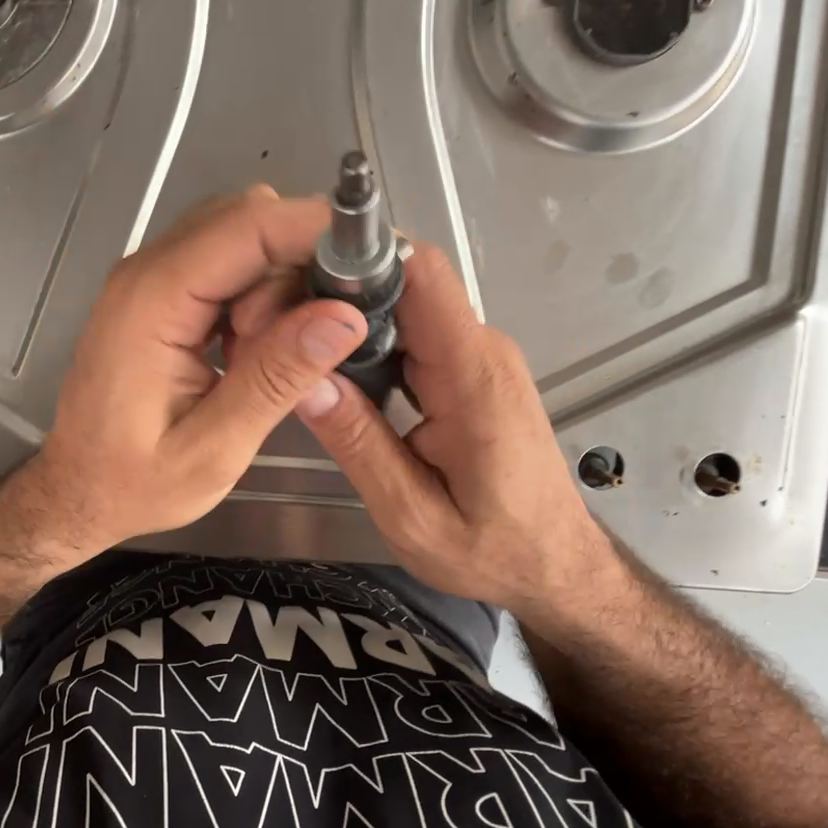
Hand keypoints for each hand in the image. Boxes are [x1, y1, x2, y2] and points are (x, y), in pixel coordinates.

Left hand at [16, 187, 368, 562]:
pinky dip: (255, 295)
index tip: (372, 258)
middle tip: (306, 339)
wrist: (78, 490)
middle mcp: (145, 274)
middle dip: (297, 263)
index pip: (245, 227)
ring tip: (265, 357)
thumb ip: (276, 379)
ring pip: (239, 237)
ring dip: (276, 284)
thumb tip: (343, 318)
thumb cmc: (131, 483)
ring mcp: (149, 280)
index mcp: (151, 302)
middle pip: (245, 219)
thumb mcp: (213, 448)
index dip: (315, 229)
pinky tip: (250, 349)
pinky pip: (223, 265)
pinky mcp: (159, 295)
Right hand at [295, 242, 616, 612]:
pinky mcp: (469, 372)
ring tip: (291, 352)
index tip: (294, 279)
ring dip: (346, 323)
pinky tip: (331, 375)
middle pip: (403, 285)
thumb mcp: (413, 515)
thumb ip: (360, 447)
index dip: (358, 261)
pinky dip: (367, 347)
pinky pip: (411, 337)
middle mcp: (480, 351)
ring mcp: (477, 358)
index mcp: (473, 377)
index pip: (421, 274)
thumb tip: (306, 383)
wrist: (556, 566)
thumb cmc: (493, 551)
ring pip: (402, 309)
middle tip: (271, 328)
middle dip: (336, 295)